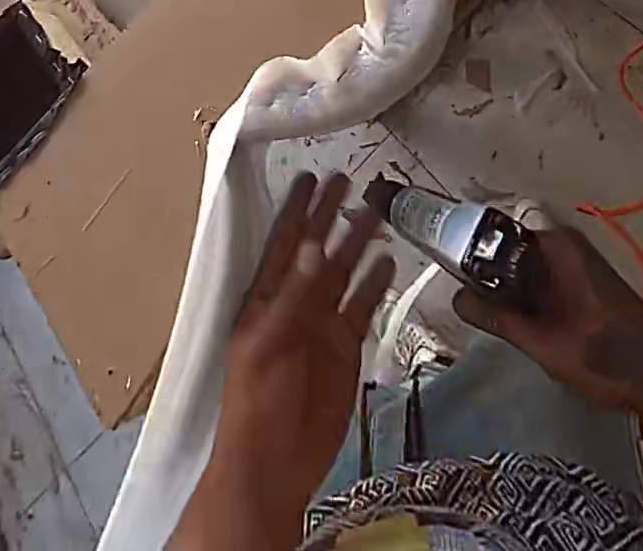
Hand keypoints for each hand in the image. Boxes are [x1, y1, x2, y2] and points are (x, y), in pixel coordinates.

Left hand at [171, 173, 395, 549]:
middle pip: (317, 248)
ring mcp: (321, 322)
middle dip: (330, 215)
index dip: (296, 210)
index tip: (309, 179)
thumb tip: (310, 247)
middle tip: (345, 182)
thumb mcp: (267, 344)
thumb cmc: (256, 402)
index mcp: (267, 296)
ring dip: (358, 243)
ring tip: (375, 213)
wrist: (275, 463)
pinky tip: (386, 263)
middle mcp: (295, 301)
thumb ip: (292, 296)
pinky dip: (374, 284)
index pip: (284, 242)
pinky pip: (361, 306)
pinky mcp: (343, 345)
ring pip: (344, 272)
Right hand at [451, 222, 642, 415]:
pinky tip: (522, 319)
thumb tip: (454, 297)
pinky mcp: (585, 279)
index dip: (469, 253)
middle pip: (507, 249)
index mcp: (556, 243)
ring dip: (507, 287)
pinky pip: (541, 276)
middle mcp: (566, 242)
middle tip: (471, 300)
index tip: (450, 272)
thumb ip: (494, 316)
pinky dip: (527, 293)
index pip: (494, 233)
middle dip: (487, 274)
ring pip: (523, 265)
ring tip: (492, 312)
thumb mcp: (540, 341)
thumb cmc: (603, 356)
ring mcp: (578, 260)